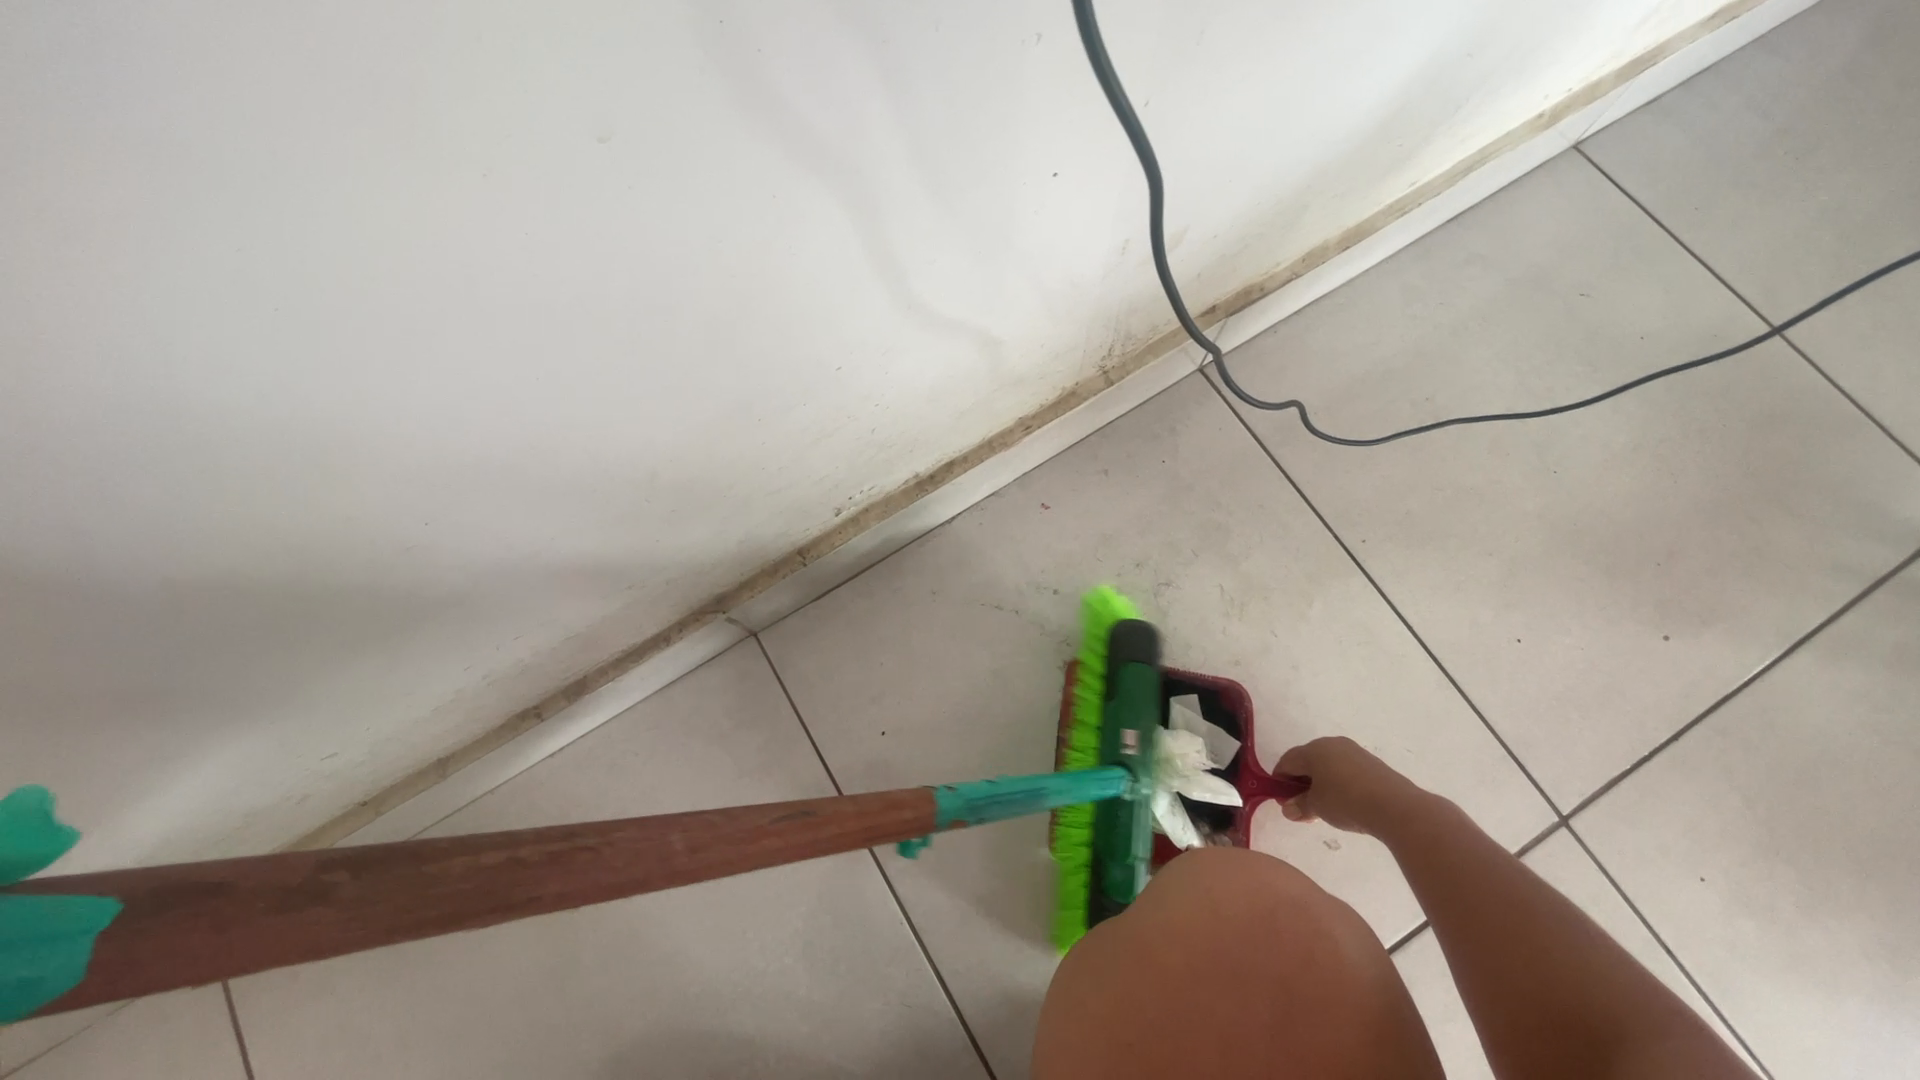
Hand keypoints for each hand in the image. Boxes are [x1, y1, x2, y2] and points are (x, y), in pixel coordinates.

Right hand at [1275, 736, 1431, 835]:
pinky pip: (1345, 771)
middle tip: (1302, 807)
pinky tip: (1344, 804)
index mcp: (1314, 749)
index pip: (1287, 761)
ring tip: (1324, 809)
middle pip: (1307, 762)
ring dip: (1320, 785)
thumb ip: (1299, 806)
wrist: (1396, 807)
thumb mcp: (1317, 807)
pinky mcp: (1372, 764)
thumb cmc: (1346, 801)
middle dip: (1301, 784)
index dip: (1280, 781)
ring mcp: (1354, 752)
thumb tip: (1288, 809)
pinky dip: (1338, 785)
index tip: (1282, 802)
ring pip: (1328, 767)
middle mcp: (1332, 744)